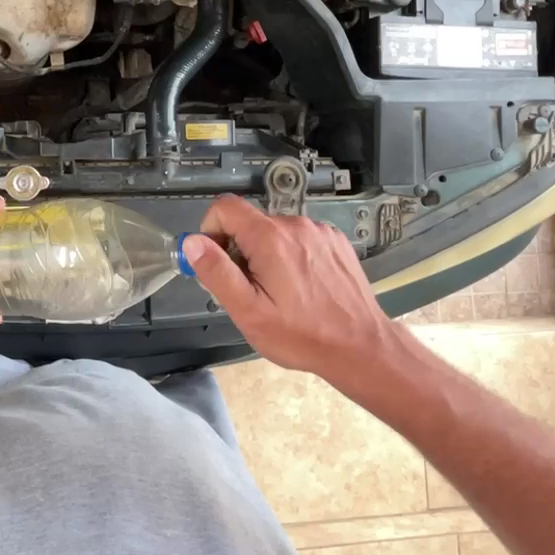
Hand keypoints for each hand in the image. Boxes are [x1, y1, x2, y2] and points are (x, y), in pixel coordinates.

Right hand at [184, 195, 394, 375]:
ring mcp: (319, 232)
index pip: (225, 207)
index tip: (219, 261)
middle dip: (241, 250)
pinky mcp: (335, 241)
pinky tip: (302, 286)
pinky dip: (292, 256)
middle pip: (250, 222)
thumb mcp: (248, 311)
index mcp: (270, 238)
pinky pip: (299, 238)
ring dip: (268, 254)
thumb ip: (217, 272)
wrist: (361, 347)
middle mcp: (295, 226)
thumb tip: (193, 243)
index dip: (212, 231)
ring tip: (280, 292)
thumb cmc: (303, 335)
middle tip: (251, 289)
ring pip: (275, 231)